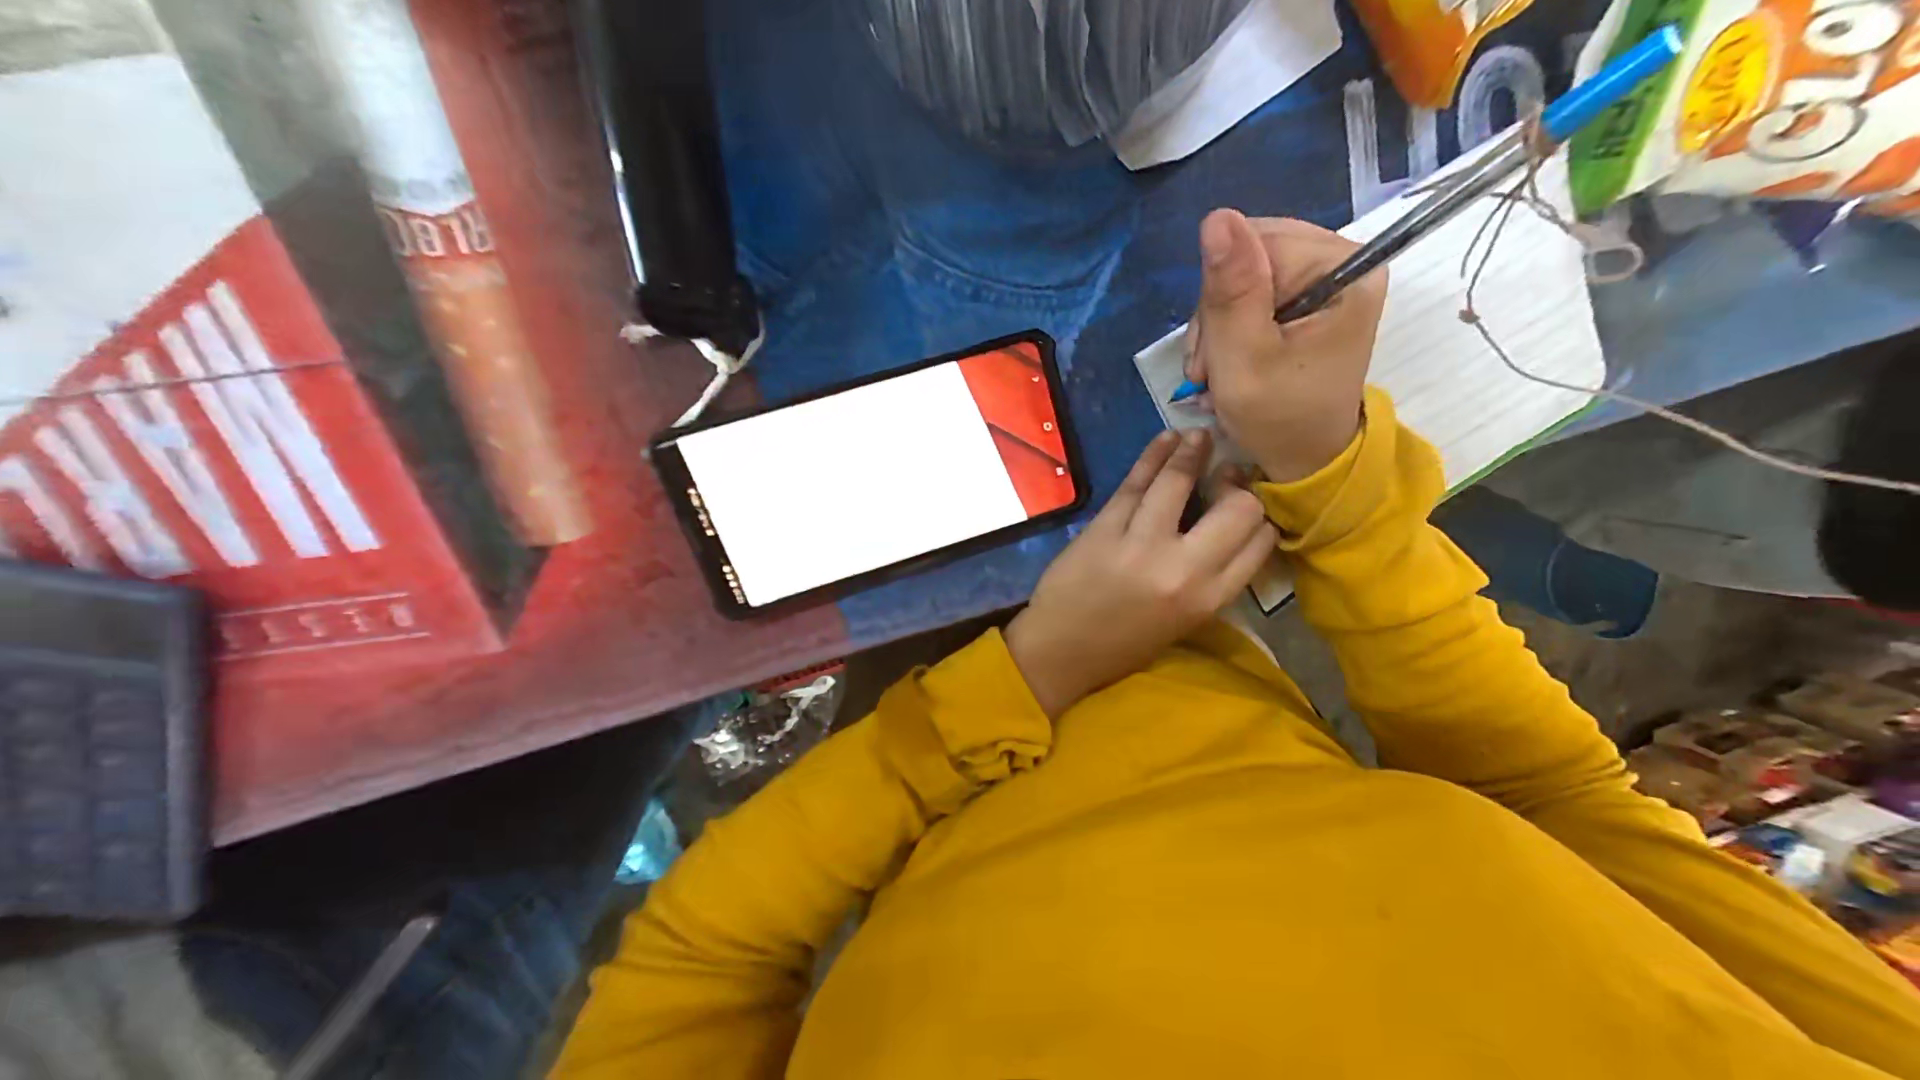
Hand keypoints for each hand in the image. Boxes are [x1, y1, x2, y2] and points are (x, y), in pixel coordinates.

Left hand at [1004, 429, 1276, 718]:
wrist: (1062, 651)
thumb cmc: (1125, 643)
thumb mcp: (1183, 621)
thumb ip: (1211, 578)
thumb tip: (1229, 528)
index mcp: (1208, 600)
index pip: (1258, 544)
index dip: (1260, 516)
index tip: (1250, 499)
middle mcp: (1183, 570)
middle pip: (1235, 509)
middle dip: (1236, 483)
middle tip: (1229, 469)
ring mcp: (1140, 545)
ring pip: (1177, 483)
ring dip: (1191, 452)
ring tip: (1198, 436)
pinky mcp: (1104, 529)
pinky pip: (1135, 483)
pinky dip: (1152, 456)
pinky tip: (1166, 439)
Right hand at [1185, 210, 1386, 482]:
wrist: (1302, 459)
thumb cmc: (1279, 417)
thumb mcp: (1244, 358)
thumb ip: (1231, 291)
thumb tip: (1216, 217)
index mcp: (1344, 270)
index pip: (1257, 244)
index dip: (1221, 294)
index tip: (1211, 351)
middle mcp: (1340, 263)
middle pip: (1248, 255)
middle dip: (1216, 313)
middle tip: (1209, 366)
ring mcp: (1323, 281)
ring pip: (1240, 276)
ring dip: (1215, 327)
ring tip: (1215, 372)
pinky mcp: (1306, 299)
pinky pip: (1249, 293)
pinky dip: (1226, 330)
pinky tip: (1224, 362)